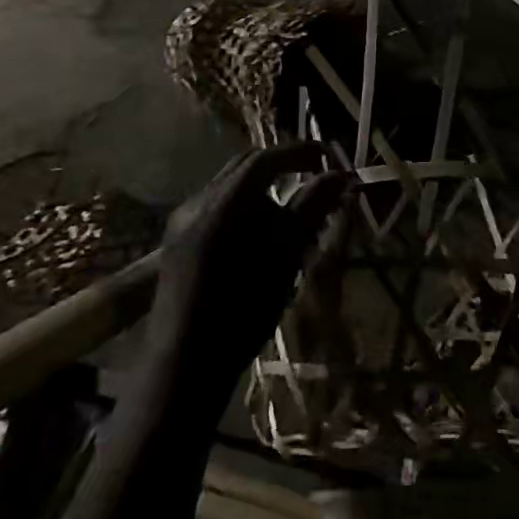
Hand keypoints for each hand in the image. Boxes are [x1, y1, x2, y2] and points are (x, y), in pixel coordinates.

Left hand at [144, 144, 348, 403]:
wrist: (183, 366)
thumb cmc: (239, 315)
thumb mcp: (283, 261)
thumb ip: (310, 211)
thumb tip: (340, 177)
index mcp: (220, 208)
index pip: (263, 161)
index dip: (298, 152)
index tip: (328, 156)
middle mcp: (195, 204)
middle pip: (244, 166)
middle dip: (281, 167)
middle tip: (315, 178)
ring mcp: (181, 221)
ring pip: (230, 185)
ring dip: (264, 189)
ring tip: (292, 218)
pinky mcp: (177, 239)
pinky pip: (217, 205)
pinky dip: (246, 207)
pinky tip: (262, 236)